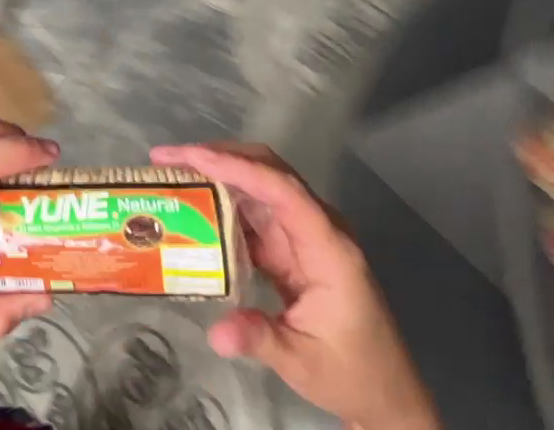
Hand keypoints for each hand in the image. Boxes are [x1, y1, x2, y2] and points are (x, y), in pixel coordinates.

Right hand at [151, 144, 438, 429]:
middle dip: (219, 157)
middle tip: (167, 159)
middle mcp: (318, 229)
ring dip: (216, 174)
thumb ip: (260, 340)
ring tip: (171, 174)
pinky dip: (221, 203)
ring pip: (258, 186)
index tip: (191, 157)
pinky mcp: (291, 248)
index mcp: (329, 248)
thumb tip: (216, 334)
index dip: (238, 168)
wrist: (385, 395)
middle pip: (269, 172)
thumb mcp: (303, 362)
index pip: (282, 190)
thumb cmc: (354, 374)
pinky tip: (191, 206)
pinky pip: (253, 213)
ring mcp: (304, 236)